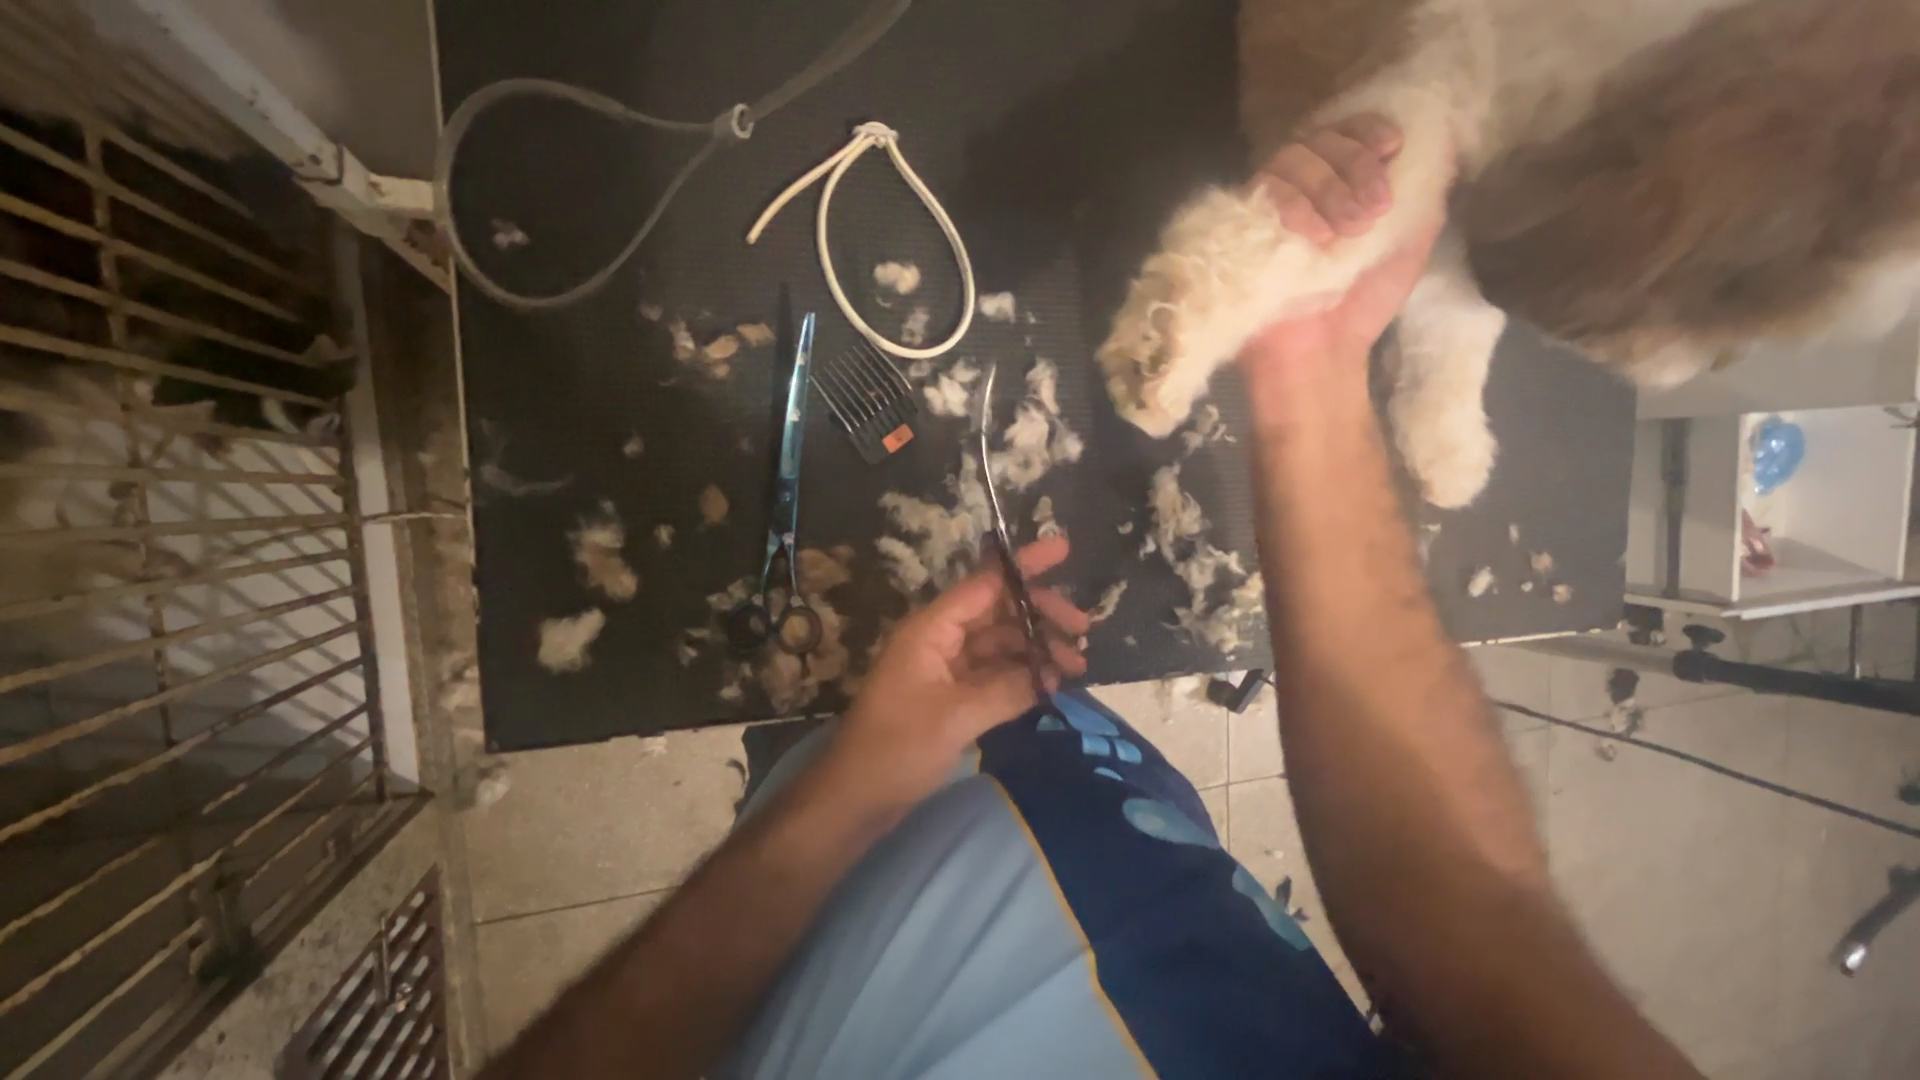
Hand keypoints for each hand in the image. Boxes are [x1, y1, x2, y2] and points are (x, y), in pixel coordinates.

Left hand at [827, 534, 1089, 806]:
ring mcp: (945, 668)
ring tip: (1076, 665)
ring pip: (999, 644)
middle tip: (1084, 630)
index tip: (1064, 549)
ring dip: (1035, 649)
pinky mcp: (951, 696)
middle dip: (1039, 615)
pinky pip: (994, 673)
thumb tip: (1050, 674)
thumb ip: (1006, 689)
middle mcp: (939, 640)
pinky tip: (1050, 684)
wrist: (856, 797)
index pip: (984, 584)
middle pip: (997, 612)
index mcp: (931, 630)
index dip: (1024, 566)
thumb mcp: (955, 718)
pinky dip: (1021, 675)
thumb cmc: (896, 750)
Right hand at [1241, 115, 1443, 375]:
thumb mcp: (1410, 243)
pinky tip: (1317, 235)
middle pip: (1316, 140)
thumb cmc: (1362, 305)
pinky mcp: (1241, 231)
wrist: (1320, 355)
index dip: (1367, 130)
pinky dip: (1296, 204)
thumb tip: (1446, 139)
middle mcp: (1299, 193)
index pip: (1343, 131)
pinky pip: (1262, 193)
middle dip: (1352, 162)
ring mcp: (1267, 211)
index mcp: (1336, 188)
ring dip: (1328, 185)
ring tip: (1348, 231)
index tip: (1392, 147)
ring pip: (1289, 160)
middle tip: (1373, 209)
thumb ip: (1425, 195)